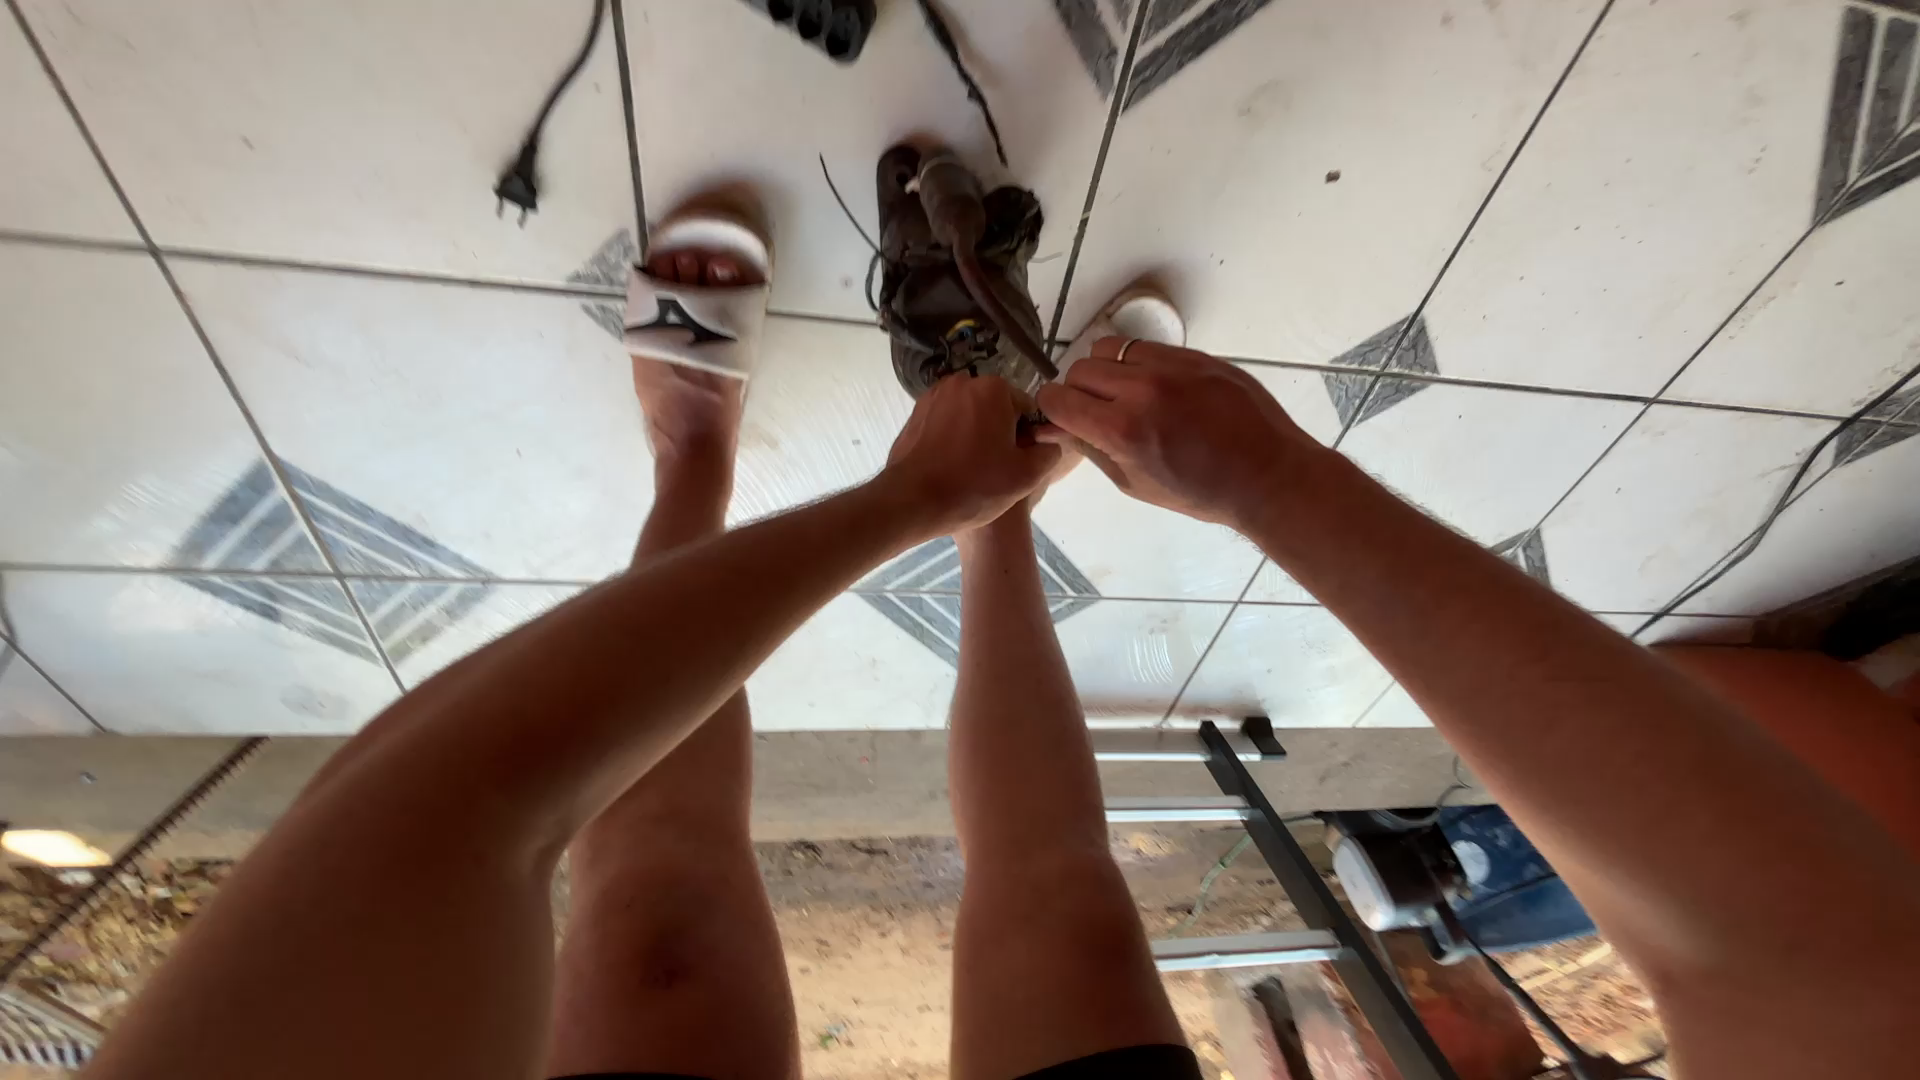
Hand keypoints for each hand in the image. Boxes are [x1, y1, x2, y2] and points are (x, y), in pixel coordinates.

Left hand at [882, 373, 1062, 535]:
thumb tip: (1049, 443)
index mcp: (994, 389)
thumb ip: (1049, 452)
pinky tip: (950, 465)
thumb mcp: (1026, 476)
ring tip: (971, 468)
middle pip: (996, 408)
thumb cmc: (974, 486)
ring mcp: (934, 395)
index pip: (1026, 410)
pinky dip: (952, 437)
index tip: (1016, 462)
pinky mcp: (915, 413)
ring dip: (975, 434)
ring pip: (970, 414)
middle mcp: (963, 382)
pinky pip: (946, 421)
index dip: (1027, 438)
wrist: (913, 500)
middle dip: (1000, 432)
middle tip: (995, 468)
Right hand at [1033, 338, 1326, 529]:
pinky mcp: (1195, 355)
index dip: (1051, 410)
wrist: (1266, 475)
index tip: (1062, 420)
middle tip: (1095, 413)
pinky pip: (1145, 346)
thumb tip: (1051, 426)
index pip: (1056, 398)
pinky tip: (1156, 388)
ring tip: (1124, 394)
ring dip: (1104, 370)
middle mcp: (1142, 390)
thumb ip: (1088, 448)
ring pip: (1108, 348)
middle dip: (1076, 392)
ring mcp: (1171, 367)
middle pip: (1078, 370)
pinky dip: (1136, 363)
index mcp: (1122, 430)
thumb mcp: (1132, 483)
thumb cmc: (1196, 492)